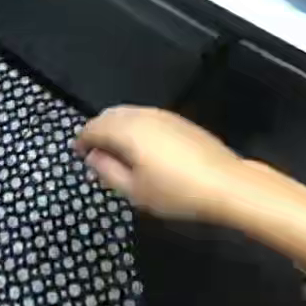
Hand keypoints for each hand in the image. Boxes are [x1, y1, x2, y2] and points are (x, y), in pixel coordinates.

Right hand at [74, 106, 243, 222]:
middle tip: (94, 152)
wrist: (227, 183)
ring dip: (115, 127)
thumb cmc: (177, 191)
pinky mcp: (177, 119)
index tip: (77, 154)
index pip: (92, 128)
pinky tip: (141, 147)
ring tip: (117, 151)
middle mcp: (139, 114)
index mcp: (125, 129)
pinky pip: (144, 117)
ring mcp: (160, 114)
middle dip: (97, 130)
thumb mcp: (135, 191)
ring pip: (127, 114)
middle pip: (108, 116)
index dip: (81, 140)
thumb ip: (107, 171)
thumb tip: (93, 157)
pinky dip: (133, 127)